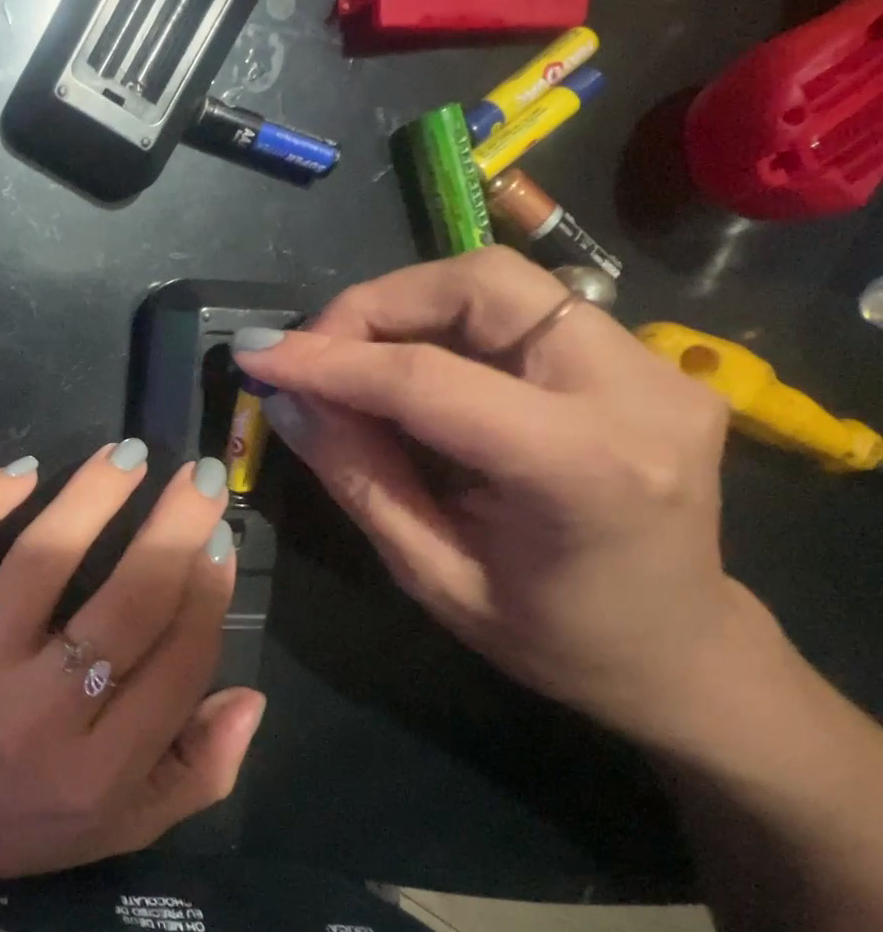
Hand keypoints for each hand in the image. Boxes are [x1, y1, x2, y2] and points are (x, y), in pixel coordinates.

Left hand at [0, 444, 266, 888]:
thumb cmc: (22, 823)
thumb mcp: (124, 827)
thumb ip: (197, 772)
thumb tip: (251, 694)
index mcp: (102, 769)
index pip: (179, 661)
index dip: (210, 592)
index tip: (220, 539)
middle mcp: (41, 712)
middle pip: (126, 604)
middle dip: (172, 529)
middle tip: (195, 477)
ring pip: (42, 561)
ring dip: (89, 498)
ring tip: (125, 455)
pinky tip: (24, 471)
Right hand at [231, 248, 784, 745]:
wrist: (677, 648)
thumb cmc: (547, 634)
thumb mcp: (429, 572)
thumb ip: (358, 477)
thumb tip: (285, 401)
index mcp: (583, 469)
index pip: (428, 379)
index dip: (327, 359)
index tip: (253, 354)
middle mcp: (635, 394)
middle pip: (482, 285)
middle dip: (374, 306)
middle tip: (313, 353)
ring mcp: (652, 367)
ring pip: (501, 283)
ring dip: (406, 309)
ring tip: (351, 362)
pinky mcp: (642, 359)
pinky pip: (522, 309)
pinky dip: (444, 324)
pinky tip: (408, 370)